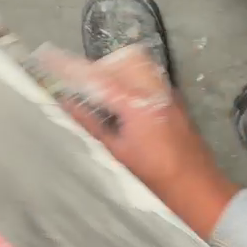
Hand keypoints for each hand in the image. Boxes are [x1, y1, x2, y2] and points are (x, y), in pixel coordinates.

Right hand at [35, 43, 238, 239]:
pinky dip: (131, 85)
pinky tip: (122, 111)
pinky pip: (149, 81)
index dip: (69, 65)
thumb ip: (90, 125)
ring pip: (137, 67)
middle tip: (81, 85)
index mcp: (137, 102)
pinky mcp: (176, 102)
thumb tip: (66, 104)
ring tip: (101, 98)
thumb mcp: (116, 154)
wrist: (199, 190)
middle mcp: (156, 90)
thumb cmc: (155, 178)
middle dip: (99, 67)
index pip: (96, 76)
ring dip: (116, 75)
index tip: (47, 55)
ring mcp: (169, 94)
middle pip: (121, 60)